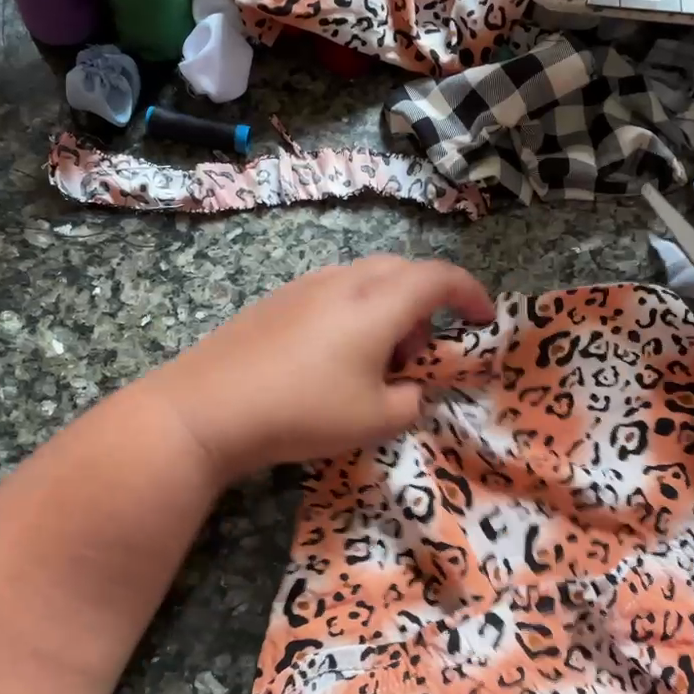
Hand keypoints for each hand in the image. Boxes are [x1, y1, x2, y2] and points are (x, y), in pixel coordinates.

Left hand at [140, 256, 496, 479]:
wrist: (208, 408)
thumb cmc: (303, 412)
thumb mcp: (374, 421)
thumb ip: (409, 402)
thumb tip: (409, 390)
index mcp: (377, 303)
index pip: (439, 277)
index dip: (471, 293)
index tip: (485, 318)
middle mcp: (343, 281)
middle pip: (401, 271)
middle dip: (425, 304)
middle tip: (419, 353)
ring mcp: (304, 286)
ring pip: (364, 280)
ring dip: (386, 309)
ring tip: (374, 361)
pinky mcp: (275, 301)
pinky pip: (331, 292)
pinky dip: (352, 313)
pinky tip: (331, 358)